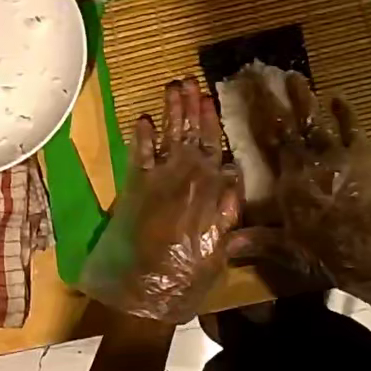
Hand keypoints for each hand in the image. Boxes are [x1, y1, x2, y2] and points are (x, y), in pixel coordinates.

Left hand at [79, 79, 243, 324]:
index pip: (213, 145)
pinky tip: (143, 117)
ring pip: (167, 137)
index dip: (211, 119)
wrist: (147, 292)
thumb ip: (227, 211)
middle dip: (189, 105)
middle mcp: (184, 177)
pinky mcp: (136, 189)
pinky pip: (139, 156)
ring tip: (172, 85)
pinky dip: (141, 137)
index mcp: (208, 189)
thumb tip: (235, 176)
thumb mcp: (221, 246)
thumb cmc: (190, 274)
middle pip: (189, 133)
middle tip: (189, 78)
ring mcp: (158, 180)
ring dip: (169, 111)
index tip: (209, 95)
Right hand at [247, 72, 370, 330]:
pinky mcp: (364, 157)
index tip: (246, 88)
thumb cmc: (329, 252)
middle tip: (262, 72)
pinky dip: (345, 113)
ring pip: (315, 120)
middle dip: (274, 96)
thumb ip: (258, 241)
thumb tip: (225, 245)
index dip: (256, 111)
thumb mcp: (289, 250)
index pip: (267, 138)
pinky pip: (352, 129)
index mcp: (288, 179)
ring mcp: (337, 155)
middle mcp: (309, 160)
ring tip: (294, 76)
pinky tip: (339, 97)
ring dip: (304, 98)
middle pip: (288, 122)